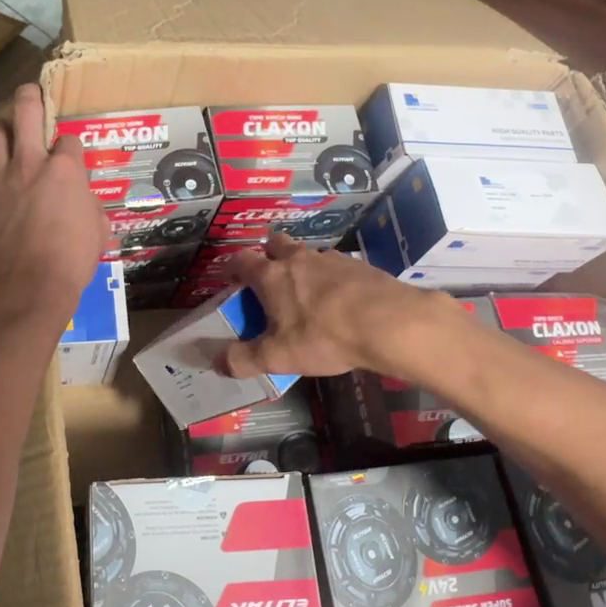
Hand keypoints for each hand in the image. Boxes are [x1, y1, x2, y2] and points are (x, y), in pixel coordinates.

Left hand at [0, 84, 106, 327]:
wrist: (25, 288)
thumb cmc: (71, 261)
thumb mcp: (98, 234)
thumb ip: (90, 210)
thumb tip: (85, 208)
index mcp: (64, 169)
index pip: (70, 140)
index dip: (72, 147)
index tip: (72, 158)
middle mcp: (29, 164)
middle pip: (26, 111)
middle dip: (29, 97)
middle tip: (30, 93)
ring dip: (1, 135)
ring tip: (6, 141)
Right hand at [222, 233, 479, 381]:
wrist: (388, 322)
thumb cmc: (324, 336)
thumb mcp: (278, 356)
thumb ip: (244, 359)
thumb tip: (217, 362)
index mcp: (271, 276)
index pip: (241, 260)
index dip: (233, 268)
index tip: (232, 281)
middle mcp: (298, 259)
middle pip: (275, 244)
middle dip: (268, 256)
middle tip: (270, 280)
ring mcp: (331, 258)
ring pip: (308, 254)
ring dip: (302, 266)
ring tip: (307, 293)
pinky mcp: (359, 265)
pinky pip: (336, 266)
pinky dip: (331, 278)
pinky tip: (340, 300)